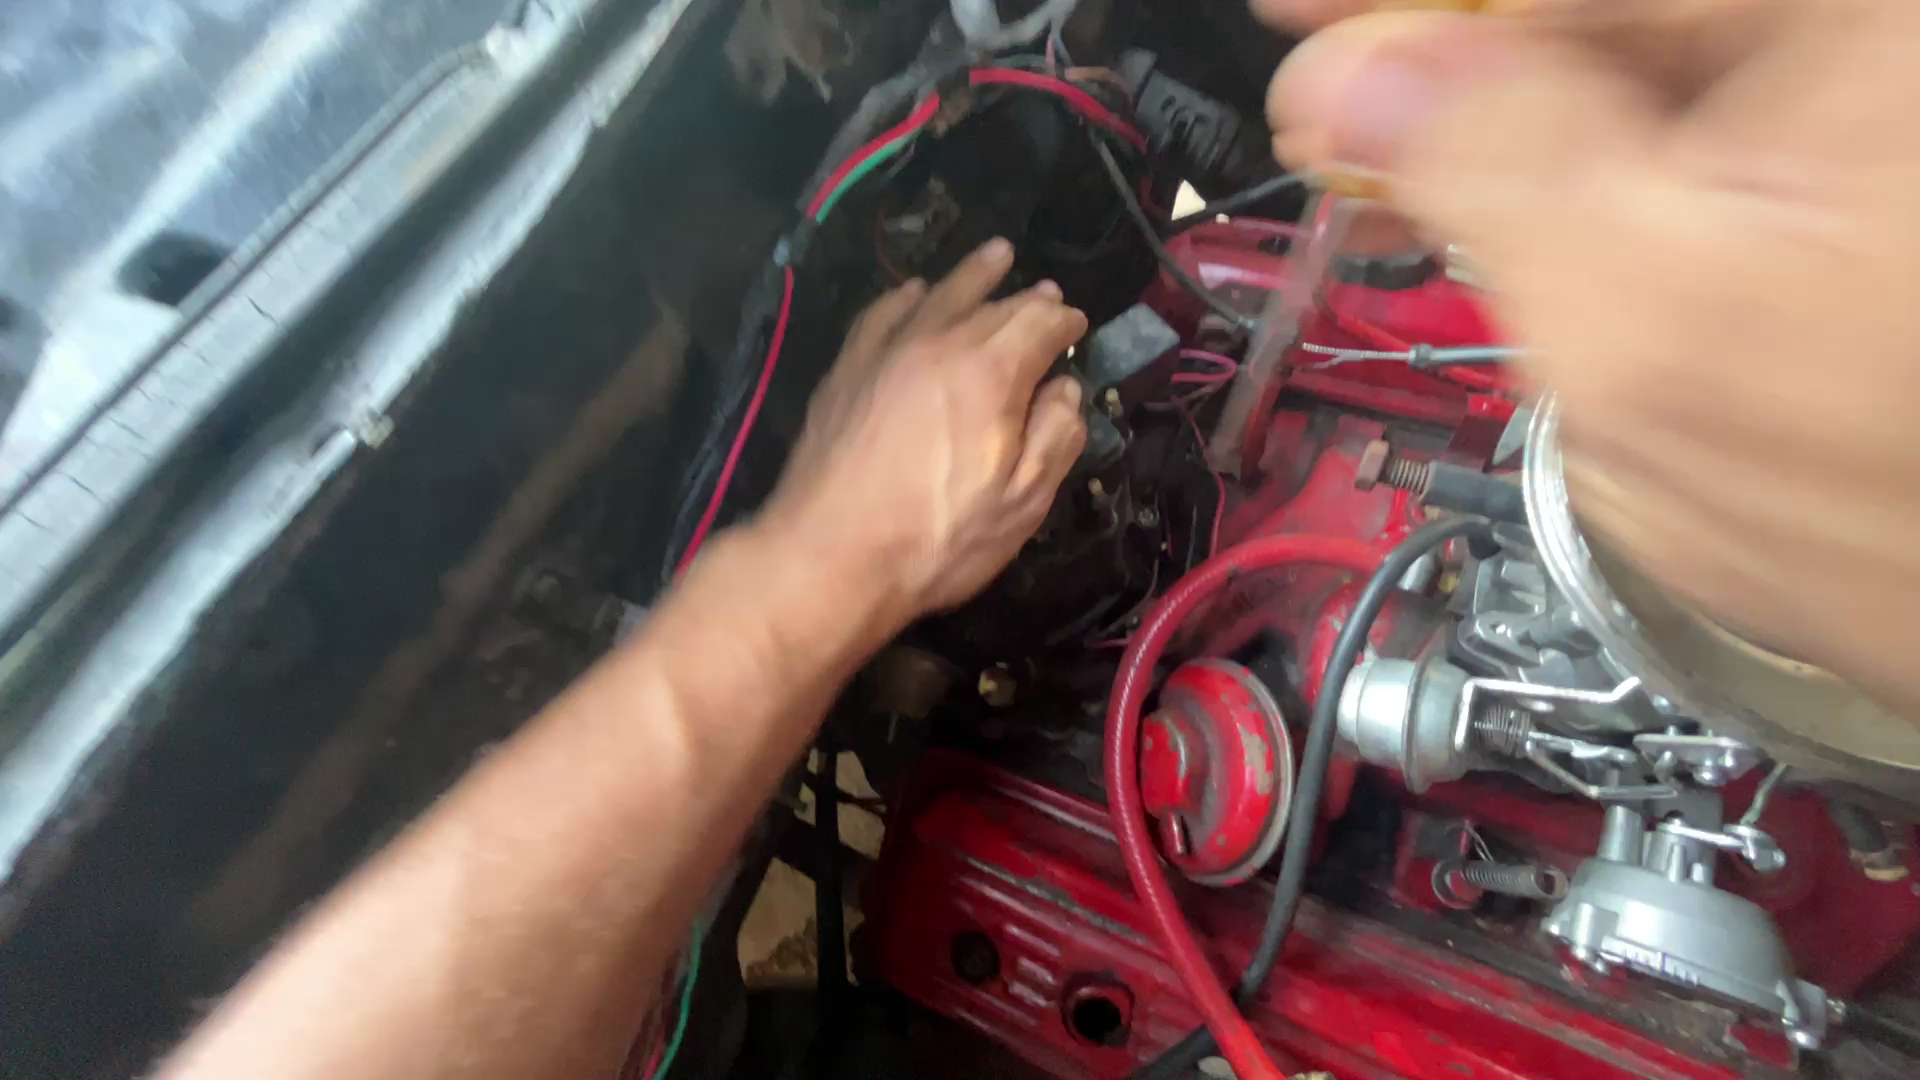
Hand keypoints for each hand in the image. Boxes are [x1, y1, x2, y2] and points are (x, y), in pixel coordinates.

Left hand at [757, 239, 1088, 622]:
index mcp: (990, 372)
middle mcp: (938, 343)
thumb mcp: (1021, 503)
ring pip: (939, 296)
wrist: (829, 556)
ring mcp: (886, 351)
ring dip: (973, 276)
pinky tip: (913, 292)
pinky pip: (882, 315)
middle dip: (1027, 299)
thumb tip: (1065, 390)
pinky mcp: (846, 370)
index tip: (1077, 327)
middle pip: (994, 305)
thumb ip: (1055, 437)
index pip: (1040, 323)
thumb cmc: (936, 539)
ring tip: (996, 256)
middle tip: (1047, 295)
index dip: (1065, 321)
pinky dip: (906, 297)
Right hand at [1256, 0, 1919, 712]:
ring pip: (1578, 72)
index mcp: (1847, 51)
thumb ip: (1486, 170)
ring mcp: (1801, 125)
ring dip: (1445, 112)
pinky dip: (1490, 164)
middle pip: (1581, 17)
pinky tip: (1421, 187)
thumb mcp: (1632, 320)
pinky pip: (1593, 143)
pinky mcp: (1754, 194)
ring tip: (1350, 152)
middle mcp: (1834, 67)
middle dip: (1428, 56)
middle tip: (1319, 97)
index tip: (1308, 19)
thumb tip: (1349, 85)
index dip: (1419, 1)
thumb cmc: (1872, 495)